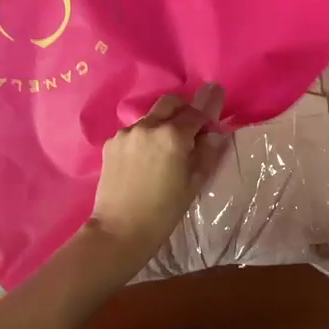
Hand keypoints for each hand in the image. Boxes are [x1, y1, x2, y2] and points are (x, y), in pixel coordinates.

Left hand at [86, 84, 228, 264]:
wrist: (119, 231)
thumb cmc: (163, 212)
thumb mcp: (193, 183)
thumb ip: (207, 152)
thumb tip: (213, 134)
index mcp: (172, 135)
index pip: (197, 111)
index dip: (209, 106)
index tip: (216, 97)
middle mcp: (148, 126)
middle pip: (171, 103)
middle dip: (184, 109)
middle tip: (192, 129)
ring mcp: (126, 133)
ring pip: (151, 117)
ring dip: (163, 124)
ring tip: (165, 151)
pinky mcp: (111, 143)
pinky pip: (134, 132)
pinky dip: (145, 138)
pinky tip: (144, 161)